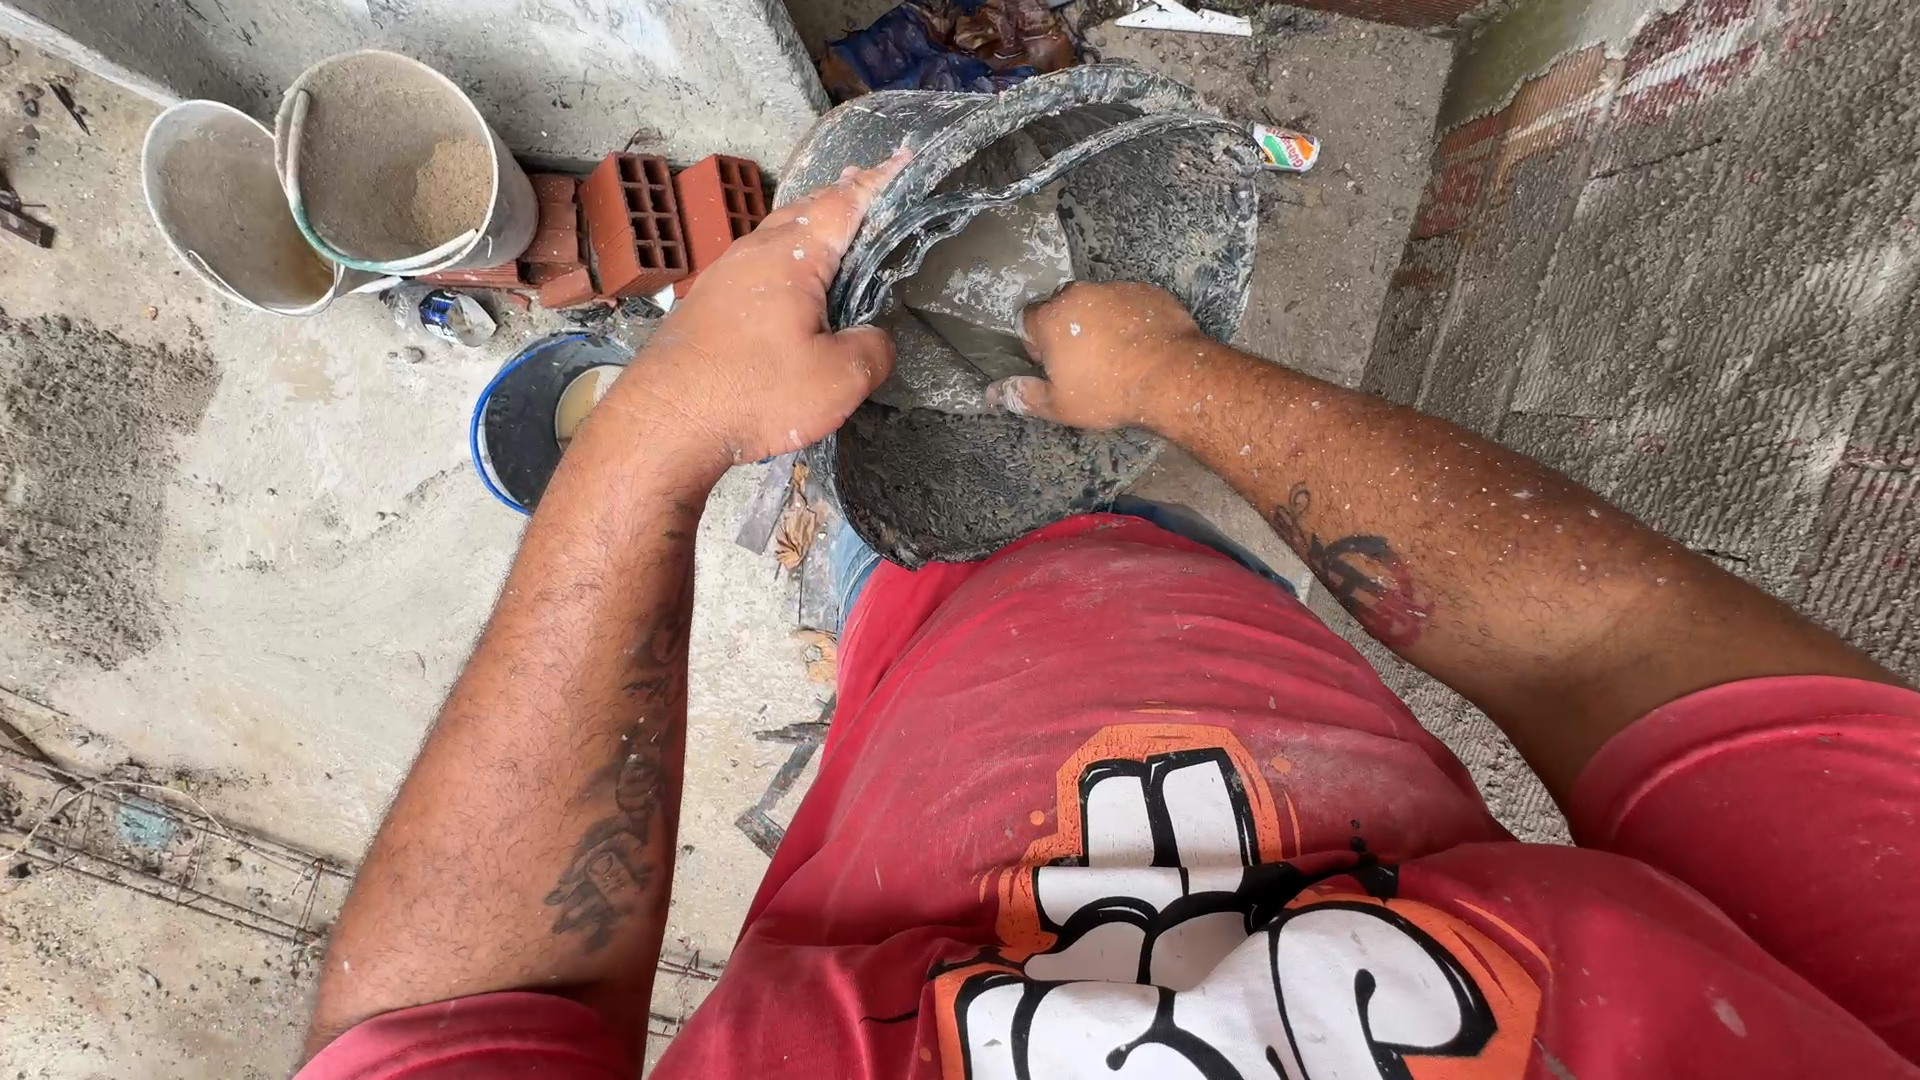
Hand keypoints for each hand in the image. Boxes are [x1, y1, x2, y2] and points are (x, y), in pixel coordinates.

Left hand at [615, 150, 910, 463]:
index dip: (877, 183)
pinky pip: (755, 265)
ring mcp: (723, 277)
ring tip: (830, 227)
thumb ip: (872, 350)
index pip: (844, 205)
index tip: (901, 159)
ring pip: (773, 235)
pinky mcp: (707, 305)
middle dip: (839, 197)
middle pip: (804, 210)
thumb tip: (874, 338)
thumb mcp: (838, 380)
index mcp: (791, 258)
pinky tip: (786, 280)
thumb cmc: (756, 393)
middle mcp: (753, 254)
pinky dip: (782, 257)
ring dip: (806, 225)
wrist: (667, 420)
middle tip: (864, 185)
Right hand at [986, 281, 1207, 428]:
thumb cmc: (1108, 392)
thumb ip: (1022, 395)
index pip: (1027, 319)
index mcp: (1051, 318)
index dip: (1035, 343)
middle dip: (1066, 330)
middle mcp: (1080, 295)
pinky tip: (1138, 348)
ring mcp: (1116, 289)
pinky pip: (1128, 304)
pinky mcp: (1147, 292)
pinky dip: (1128, 321)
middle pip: (1062, 308)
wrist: (1170, 377)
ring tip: (1114, 358)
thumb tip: (993, 393)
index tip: (1050, 363)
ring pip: (1096, 304)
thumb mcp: (1058, 405)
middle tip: (1082, 363)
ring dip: (1098, 324)